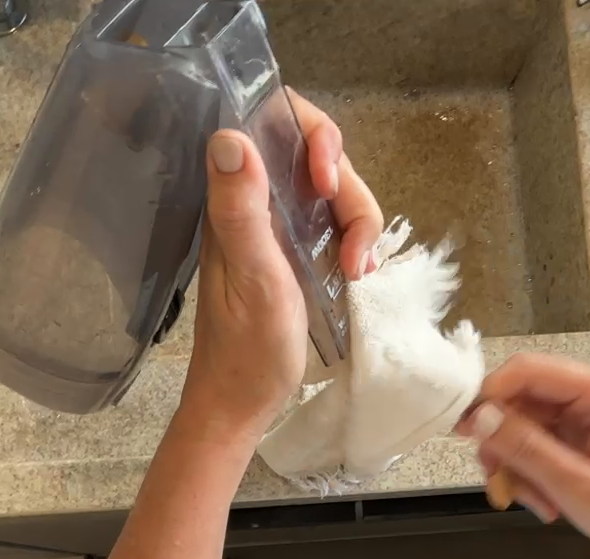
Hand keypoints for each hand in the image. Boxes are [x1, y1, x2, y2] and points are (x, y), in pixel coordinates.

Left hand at [178, 94, 382, 441]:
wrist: (241, 405)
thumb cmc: (246, 352)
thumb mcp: (254, 281)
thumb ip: (242, 212)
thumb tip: (229, 137)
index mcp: (238, 201)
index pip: (275, 123)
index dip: (314, 134)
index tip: (329, 183)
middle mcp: (257, 205)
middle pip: (318, 158)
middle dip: (350, 194)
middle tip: (355, 253)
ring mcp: (277, 231)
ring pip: (332, 194)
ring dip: (359, 224)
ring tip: (358, 272)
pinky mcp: (292, 256)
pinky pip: (333, 227)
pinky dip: (354, 243)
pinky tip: (356, 274)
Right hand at [455, 353, 589, 558]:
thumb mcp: (578, 485)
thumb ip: (525, 448)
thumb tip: (478, 417)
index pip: (529, 371)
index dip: (489, 396)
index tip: (462, 433)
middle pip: (524, 401)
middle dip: (505, 444)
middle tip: (499, 485)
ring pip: (528, 427)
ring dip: (519, 467)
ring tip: (534, 504)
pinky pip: (543, 446)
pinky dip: (534, 474)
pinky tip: (546, 504)